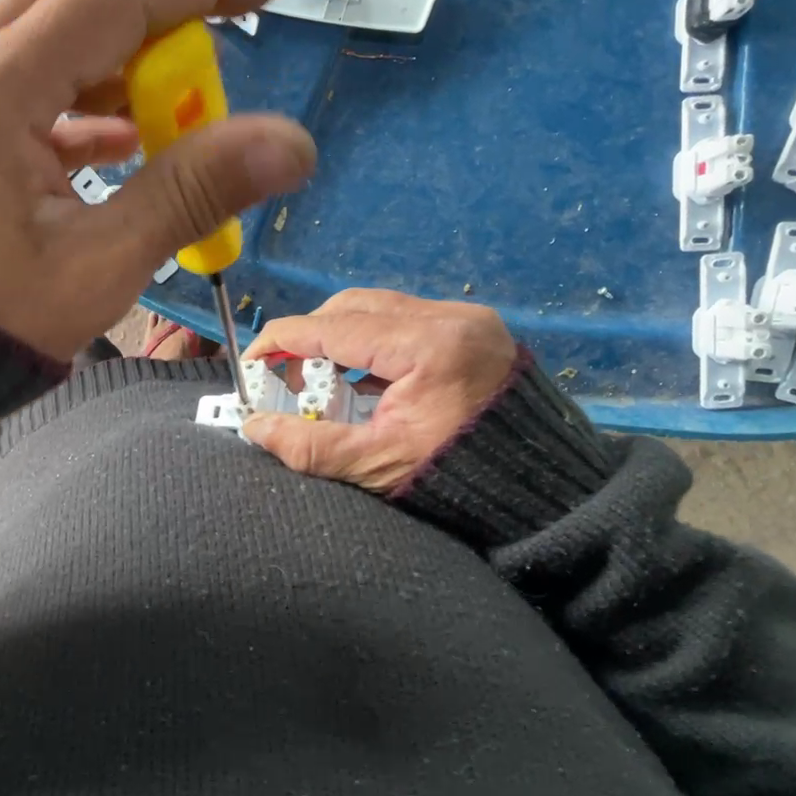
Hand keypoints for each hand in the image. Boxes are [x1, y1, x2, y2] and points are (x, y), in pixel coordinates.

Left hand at [0, 0, 317, 360]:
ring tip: (167, 118)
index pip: (105, 0)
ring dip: (110, 66)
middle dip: (152, 27)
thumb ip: (190, 193)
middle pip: (68, 4)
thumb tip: (291, 146)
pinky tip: (113, 140)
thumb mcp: (97, 267)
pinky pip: (6, 80)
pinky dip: (65, 99)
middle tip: (209, 71)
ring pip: (35, 37)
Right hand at [240, 290, 518, 491]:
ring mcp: (466, 319)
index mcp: (427, 346)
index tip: (249, 361)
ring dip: (337, 335)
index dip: (281, 340)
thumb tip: (252, 427)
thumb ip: (308, 445)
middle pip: (352, 305)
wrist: (546, 490)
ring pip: (377, 307)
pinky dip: (369, 340)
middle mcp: (449, 317)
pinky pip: (403, 319)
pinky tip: (358, 376)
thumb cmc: (458, 477)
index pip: (332, 327)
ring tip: (319, 377)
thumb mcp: (376, 464)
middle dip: (308, 335)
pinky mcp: (473, 329)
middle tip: (284, 374)